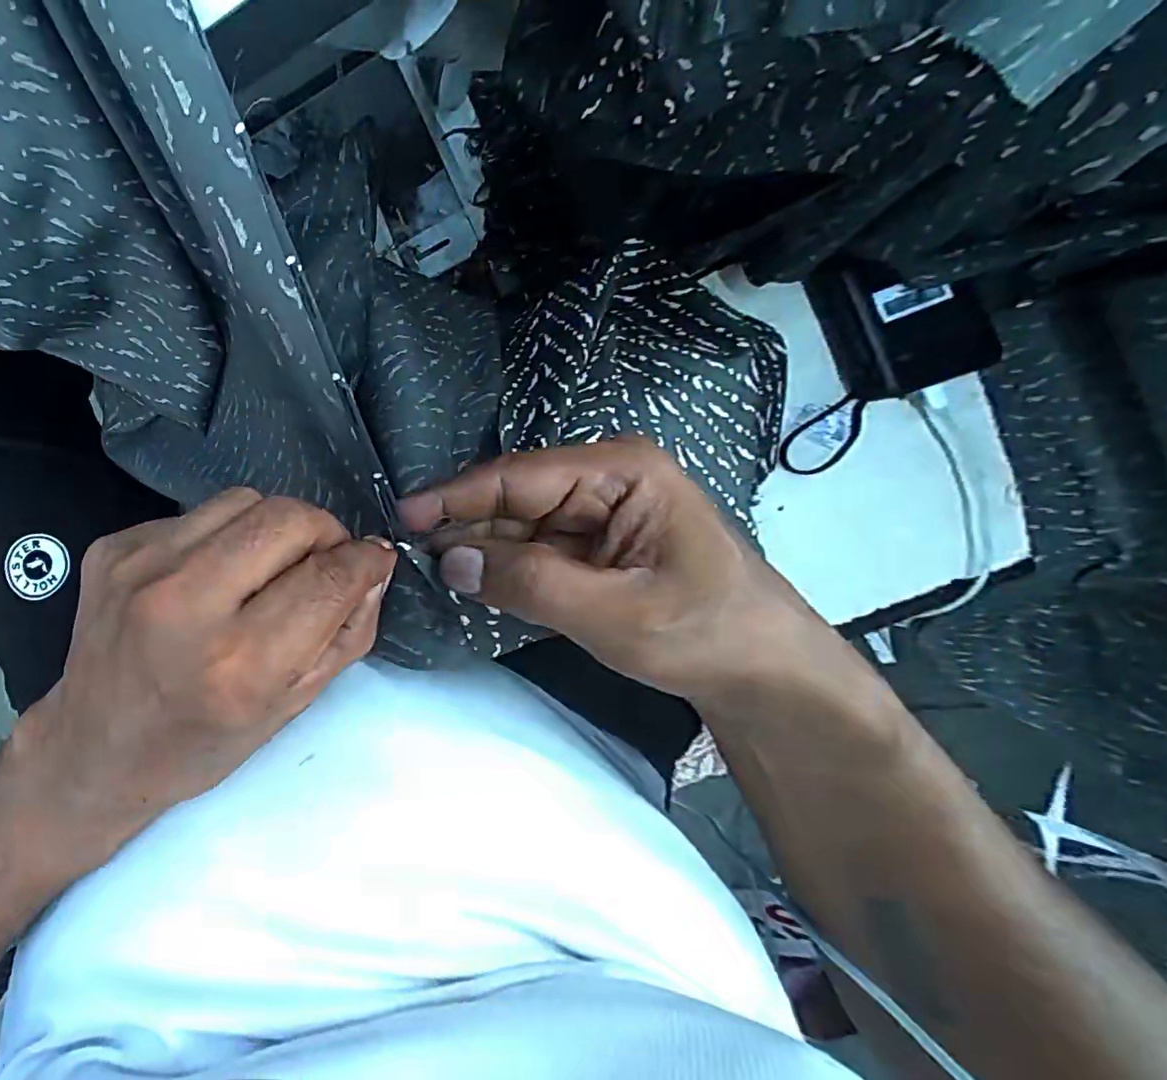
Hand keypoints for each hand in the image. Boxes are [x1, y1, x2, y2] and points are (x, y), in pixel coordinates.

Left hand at [4, 488, 396, 853]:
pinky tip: (213, 574)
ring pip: (247, 500)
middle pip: (289, 519)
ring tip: (267, 566)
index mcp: (240, 665)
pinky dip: (225, 535)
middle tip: (323, 561)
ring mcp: (141, 568)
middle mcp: (185, 606)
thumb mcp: (292, 707)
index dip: (366, 560)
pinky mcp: (114, 547)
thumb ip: (347, 634)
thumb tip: (374, 566)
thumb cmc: (202, 743)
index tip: (375, 559)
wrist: (94, 749)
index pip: (328, 579)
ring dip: (276, 527)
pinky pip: (199, 513)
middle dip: (326, 533)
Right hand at [397, 438, 833, 707]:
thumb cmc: (704, 632)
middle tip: (406, 554)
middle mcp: (605, 482)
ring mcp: (600, 516)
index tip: (403, 517)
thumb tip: (451, 561)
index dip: (457, 497)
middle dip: (465, 526)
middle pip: (516, 499)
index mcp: (621, 472)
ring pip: (521, 528)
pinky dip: (505, 570)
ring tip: (428, 570)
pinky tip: (471, 583)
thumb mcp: (615, 613)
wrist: (763, 674)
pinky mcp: (595, 550)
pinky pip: (537, 553)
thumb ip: (530, 584)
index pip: (519, 477)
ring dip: (480, 551)